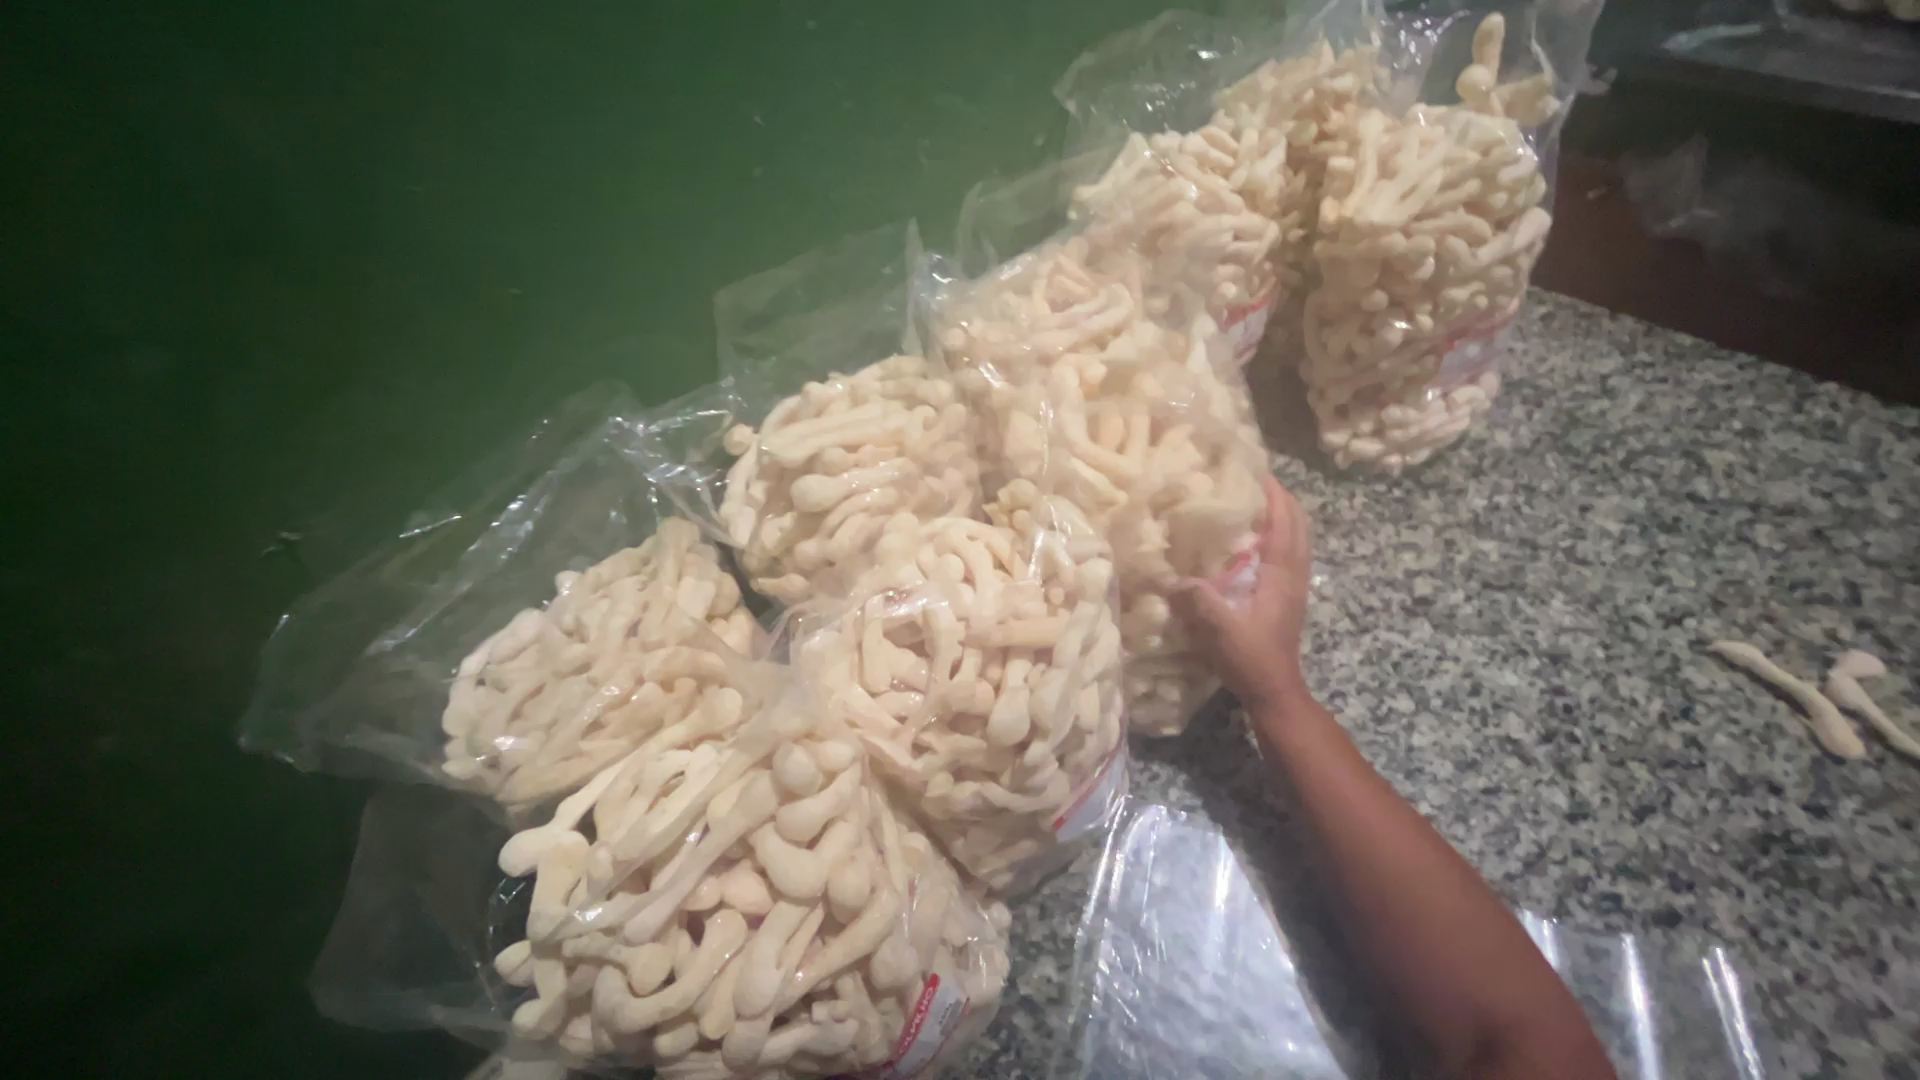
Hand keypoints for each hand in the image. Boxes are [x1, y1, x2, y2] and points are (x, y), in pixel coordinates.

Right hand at [1173, 473, 1312, 714]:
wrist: (1274, 690)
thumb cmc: (1250, 659)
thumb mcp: (1220, 631)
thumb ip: (1200, 602)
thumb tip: (1174, 578)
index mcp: (1281, 575)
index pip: (1284, 523)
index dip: (1274, 494)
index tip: (1255, 470)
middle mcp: (1293, 574)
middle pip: (1298, 524)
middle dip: (1280, 498)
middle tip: (1253, 480)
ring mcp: (1294, 586)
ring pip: (1297, 538)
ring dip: (1282, 515)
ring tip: (1253, 502)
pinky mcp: (1287, 596)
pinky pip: (1289, 553)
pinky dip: (1278, 535)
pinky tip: (1253, 540)